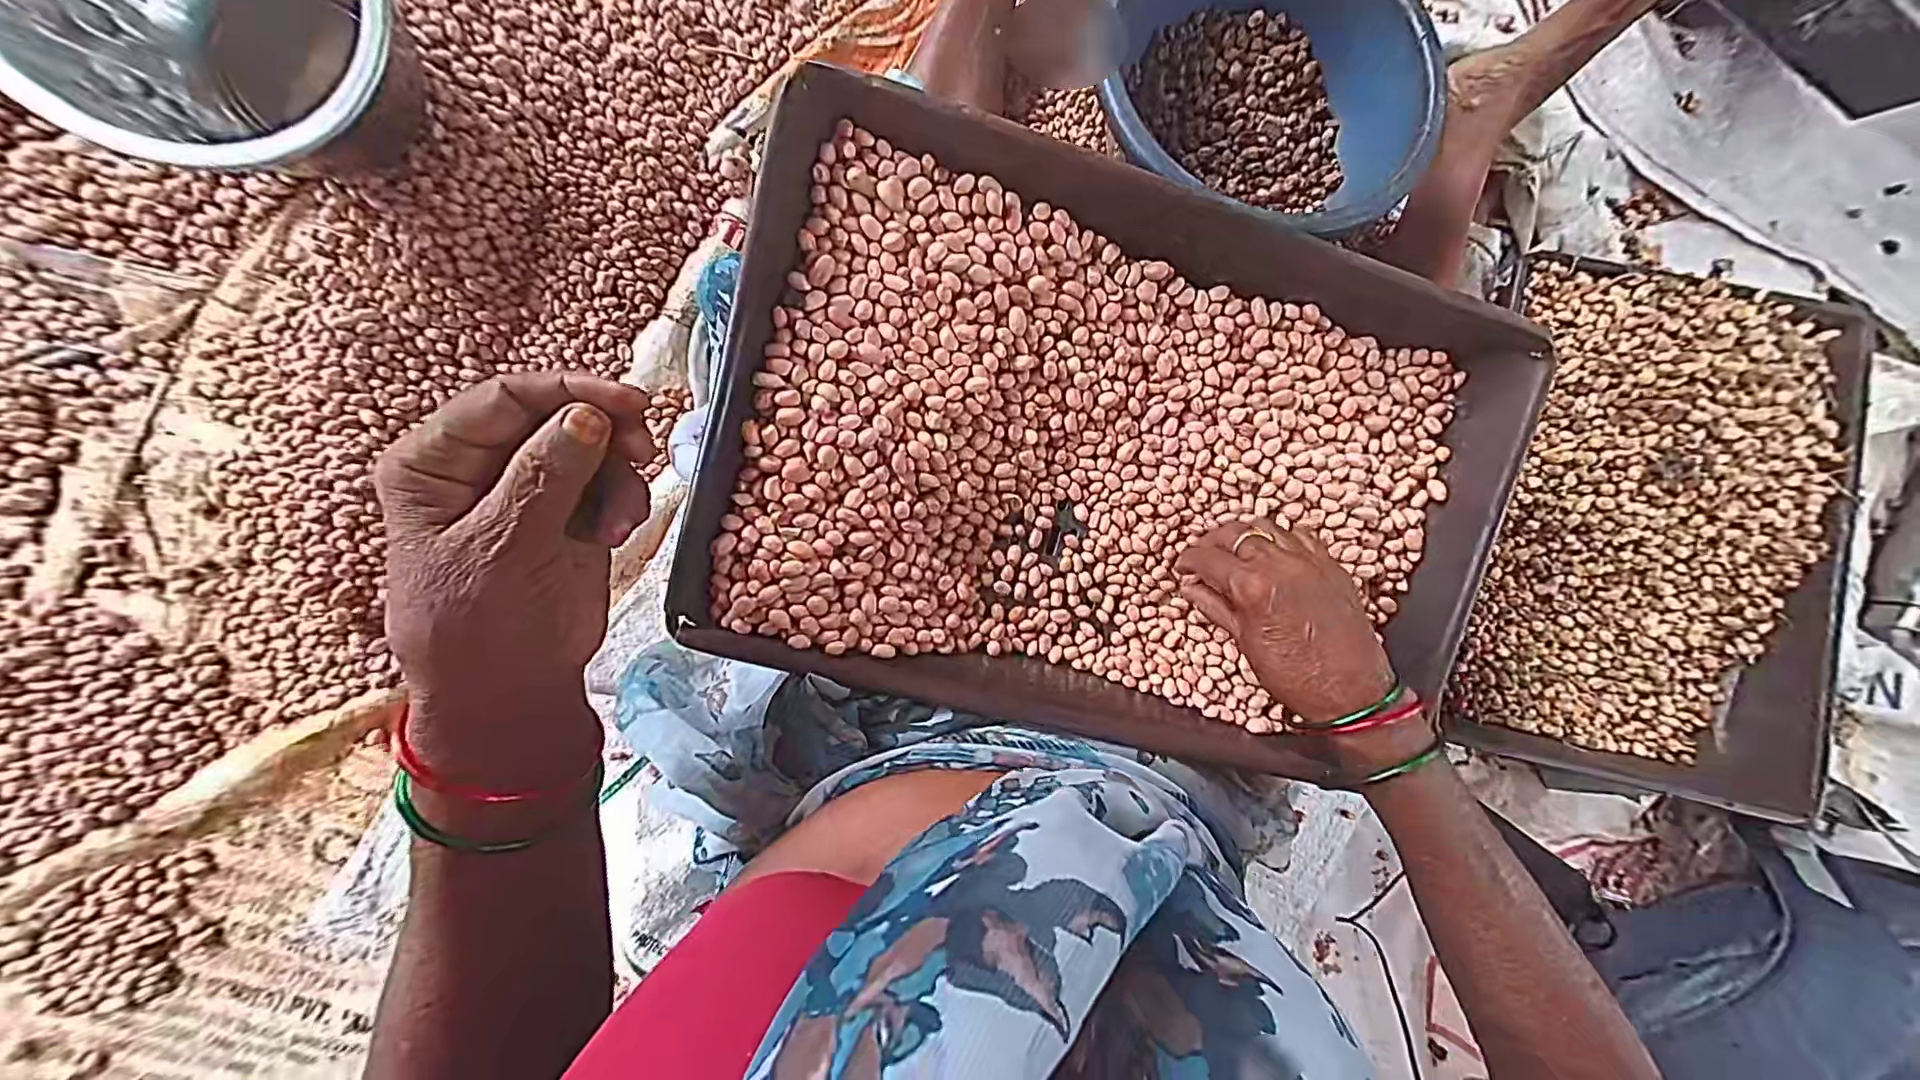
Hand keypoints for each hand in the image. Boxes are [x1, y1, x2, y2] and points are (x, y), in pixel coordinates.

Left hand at [375, 373, 656, 790]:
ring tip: (620, 523)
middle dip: (604, 434)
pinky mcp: (572, 515)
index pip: (505, 400)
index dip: (570, 392)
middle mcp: (485, 467)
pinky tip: (617, 534)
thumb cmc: (479, 624)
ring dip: (619, 479)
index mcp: (438, 462)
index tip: (631, 403)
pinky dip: (625, 501)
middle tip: (643, 451)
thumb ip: (544, 477)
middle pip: (556, 417)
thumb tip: (588, 415)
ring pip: (593, 450)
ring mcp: (533, 490)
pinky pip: (611, 484)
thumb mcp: (503, 547)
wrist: (512, 687)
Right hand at [1176, 519, 1430, 774]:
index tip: (1183, 567)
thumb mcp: (1244, 641)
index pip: (1207, 558)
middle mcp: (1280, 565)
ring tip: (1233, 551)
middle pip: (1233, 534)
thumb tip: (1192, 588)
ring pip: (1265, 528)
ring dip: (1243, 536)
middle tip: (1203, 558)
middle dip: (1211, 543)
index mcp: (1252, 586)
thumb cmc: (1295, 676)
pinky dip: (1279, 539)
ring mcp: (1308, 562)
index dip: (1188, 560)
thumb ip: (1216, 606)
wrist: (1349, 691)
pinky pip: (1299, 536)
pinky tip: (1271, 553)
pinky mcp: (1330, 565)